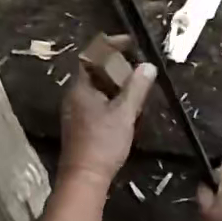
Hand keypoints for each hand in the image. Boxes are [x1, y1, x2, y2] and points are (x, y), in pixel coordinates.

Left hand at [58, 44, 156, 184]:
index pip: (92, 55)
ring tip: (136, 85)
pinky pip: (95, 101)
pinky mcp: (79, 125)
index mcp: (80, 88)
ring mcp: (74, 111)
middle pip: (93, 70)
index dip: (111, 44)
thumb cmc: (103, 143)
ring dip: (115, 82)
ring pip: (95, 87)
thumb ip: (136, 88)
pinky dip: (111, 97)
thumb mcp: (124, 114)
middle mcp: (73, 96)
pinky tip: (125, 107)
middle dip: (116, 64)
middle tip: (138, 65)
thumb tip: (148, 66)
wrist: (84, 178)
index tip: (130, 42)